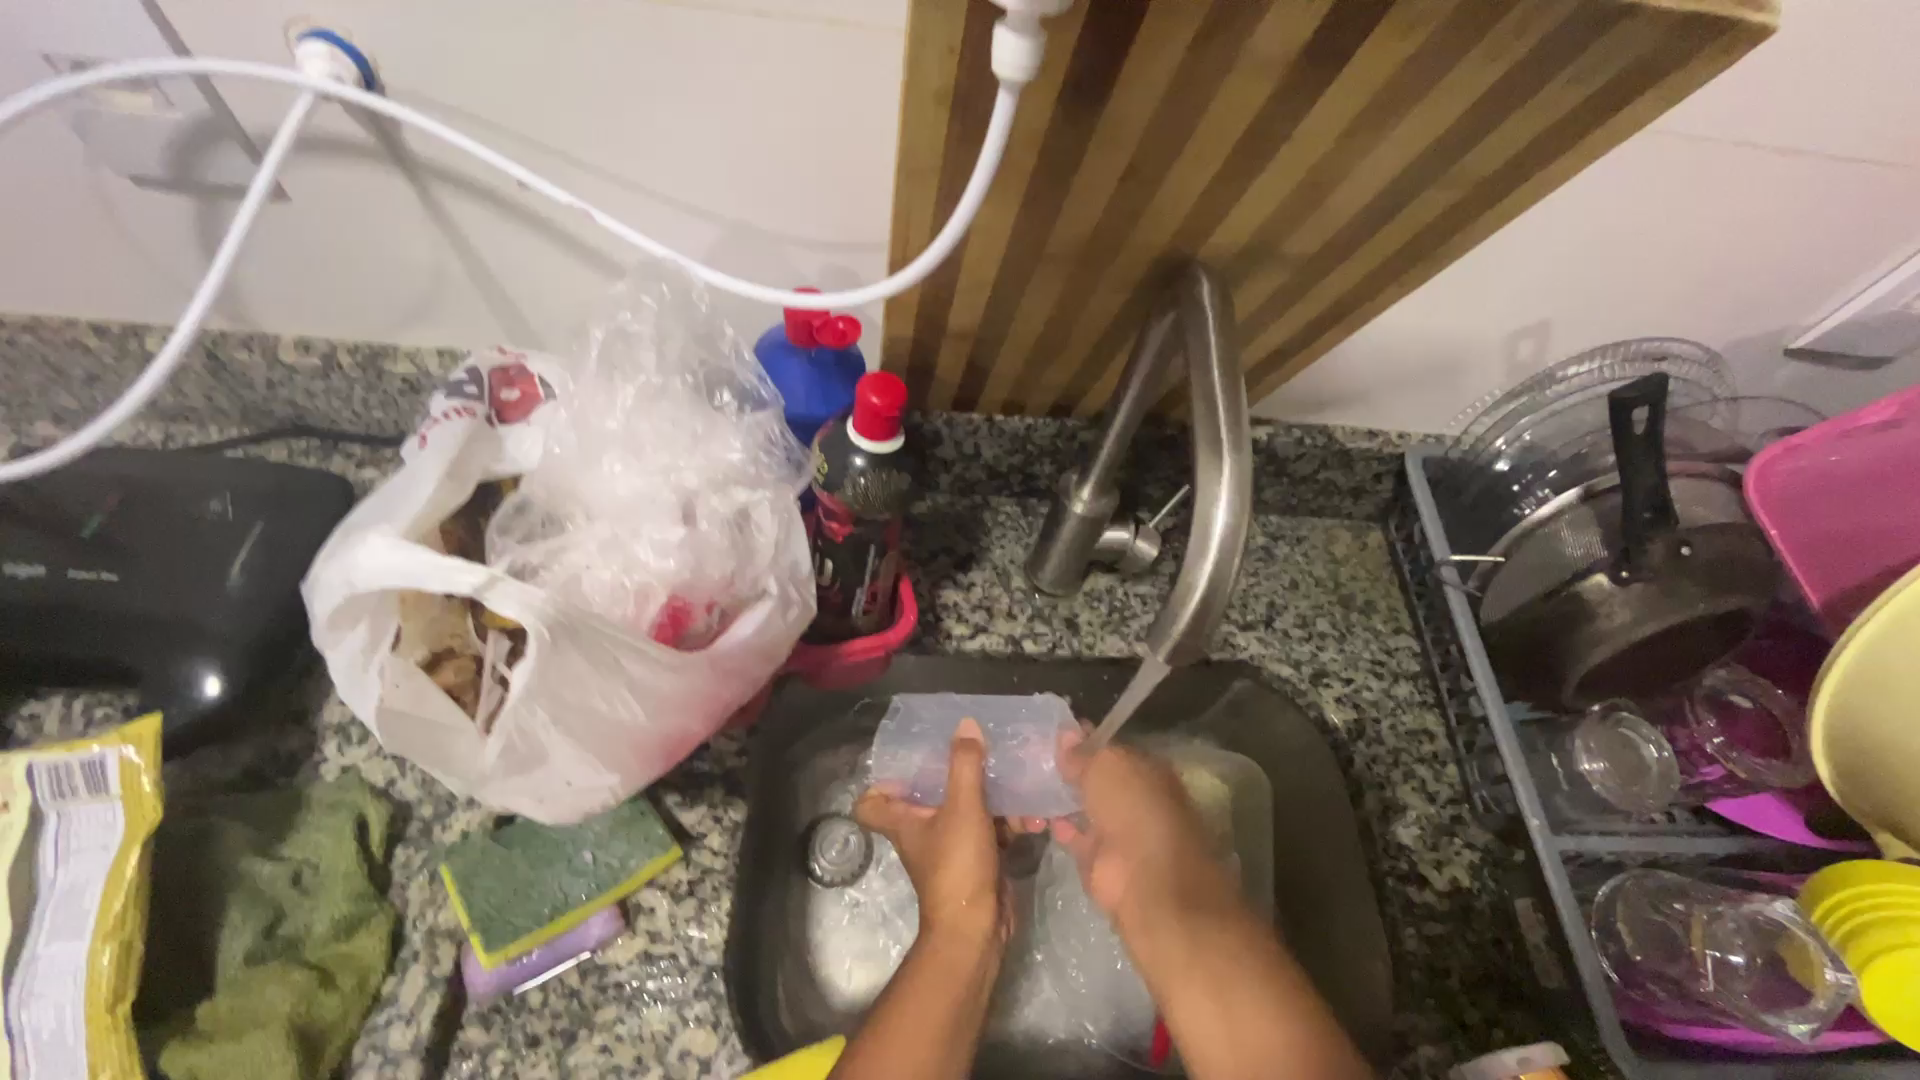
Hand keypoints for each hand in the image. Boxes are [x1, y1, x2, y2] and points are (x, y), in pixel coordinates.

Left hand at [855, 717, 1010, 947]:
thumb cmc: (956, 866)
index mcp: (903, 820)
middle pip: (930, 796)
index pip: (871, 802)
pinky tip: (1033, 818)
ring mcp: (950, 848)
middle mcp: (921, 832)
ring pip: (967, 810)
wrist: (976, 930)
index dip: (882, 781)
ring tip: (1021, 789)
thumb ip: (965, 764)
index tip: (908, 760)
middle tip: (982, 754)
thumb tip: (965, 725)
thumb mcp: (962, 807)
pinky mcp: (976, 861)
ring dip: (995, 800)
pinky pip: (989, 831)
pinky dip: (1008, 824)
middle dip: (959, 776)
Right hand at [1048, 732, 1242, 930]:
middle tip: (1035, 758)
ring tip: (1030, 783)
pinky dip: (1062, 827)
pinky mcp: (1101, 860)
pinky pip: (1077, 836)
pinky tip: (1041, 815)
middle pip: (1099, 780)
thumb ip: (1084, 752)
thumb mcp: (1106, 766)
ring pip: (1086, 808)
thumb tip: (1066, 732)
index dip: (1087, 742)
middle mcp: (1137, 799)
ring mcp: (1120, 832)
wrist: (1145, 878)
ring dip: (1063, 799)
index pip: (1113, 750)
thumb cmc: (1133, 808)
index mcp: (1148, 771)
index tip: (1055, 735)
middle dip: (1073, 772)